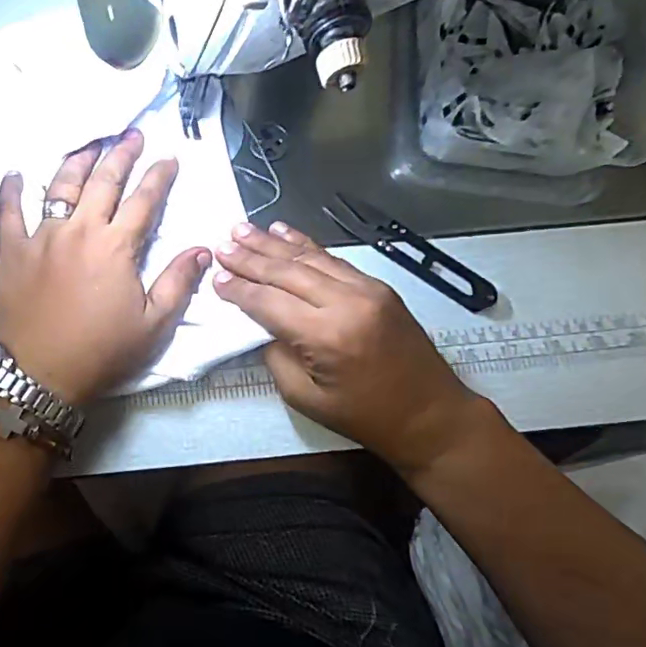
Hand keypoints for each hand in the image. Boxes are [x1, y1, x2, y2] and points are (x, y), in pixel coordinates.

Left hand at [0, 129, 210, 403]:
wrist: (39, 377)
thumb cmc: (102, 351)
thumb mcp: (154, 324)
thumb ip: (178, 282)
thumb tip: (203, 249)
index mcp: (116, 246)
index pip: (145, 200)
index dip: (160, 176)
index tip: (170, 157)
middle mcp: (79, 230)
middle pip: (104, 181)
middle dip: (122, 154)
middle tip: (133, 135)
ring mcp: (41, 237)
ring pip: (60, 186)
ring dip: (77, 160)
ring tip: (90, 144)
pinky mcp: (11, 252)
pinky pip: (7, 212)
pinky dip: (10, 191)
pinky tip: (15, 173)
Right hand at [211, 220, 499, 473]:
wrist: (430, 413)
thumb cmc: (366, 416)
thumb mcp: (308, 398)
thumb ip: (278, 356)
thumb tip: (262, 323)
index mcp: (327, 335)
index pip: (270, 302)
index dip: (240, 289)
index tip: (215, 276)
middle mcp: (347, 301)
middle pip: (288, 271)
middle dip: (252, 258)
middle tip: (223, 243)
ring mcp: (367, 289)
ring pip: (311, 258)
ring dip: (275, 243)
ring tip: (244, 230)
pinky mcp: (379, 287)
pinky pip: (335, 260)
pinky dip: (308, 246)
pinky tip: (285, 233)